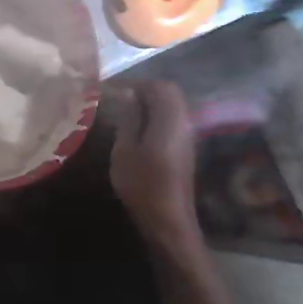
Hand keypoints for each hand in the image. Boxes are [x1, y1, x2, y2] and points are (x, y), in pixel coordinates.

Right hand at [108, 81, 199, 244]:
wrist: (169, 220)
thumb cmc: (143, 185)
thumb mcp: (125, 150)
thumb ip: (129, 119)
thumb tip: (129, 96)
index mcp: (170, 118)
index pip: (159, 86)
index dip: (137, 83)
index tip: (115, 88)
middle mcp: (184, 122)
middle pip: (170, 93)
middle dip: (146, 90)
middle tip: (121, 97)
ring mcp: (187, 135)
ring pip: (173, 106)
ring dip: (152, 103)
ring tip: (126, 111)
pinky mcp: (185, 147)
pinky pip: (173, 120)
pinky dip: (157, 116)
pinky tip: (139, 128)